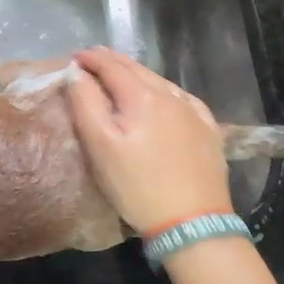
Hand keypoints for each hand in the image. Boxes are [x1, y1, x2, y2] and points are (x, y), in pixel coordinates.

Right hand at [65, 47, 231, 235]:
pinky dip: (164, 90)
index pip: (111, 66)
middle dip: (112, 62)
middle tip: (93, 60)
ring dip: (137, 74)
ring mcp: (194, 113)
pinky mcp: (210, 131)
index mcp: (141, 96)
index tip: (74, 57)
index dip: (90, 58)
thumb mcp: (99, 145)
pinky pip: (183, 99)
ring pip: (160, 81)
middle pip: (136, 69)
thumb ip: (85, 102)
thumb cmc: (137, 185)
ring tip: (121, 76)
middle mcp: (170, 96)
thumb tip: (76, 72)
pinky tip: (163, 97)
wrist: (193, 225)